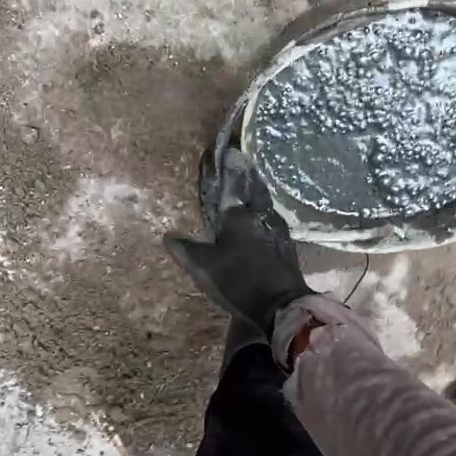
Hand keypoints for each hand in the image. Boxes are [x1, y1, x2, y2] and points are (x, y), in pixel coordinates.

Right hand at [165, 150, 312, 337]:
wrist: (283, 305)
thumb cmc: (239, 280)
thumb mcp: (204, 267)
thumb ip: (186, 249)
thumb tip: (168, 235)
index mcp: (239, 216)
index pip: (232, 186)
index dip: (229, 168)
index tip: (229, 150)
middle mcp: (260, 217)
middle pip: (255, 190)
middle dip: (249, 174)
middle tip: (246, 160)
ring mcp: (278, 231)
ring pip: (267, 204)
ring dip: (261, 191)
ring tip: (257, 183)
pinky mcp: (287, 248)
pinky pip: (274, 221)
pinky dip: (268, 213)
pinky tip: (268, 217)